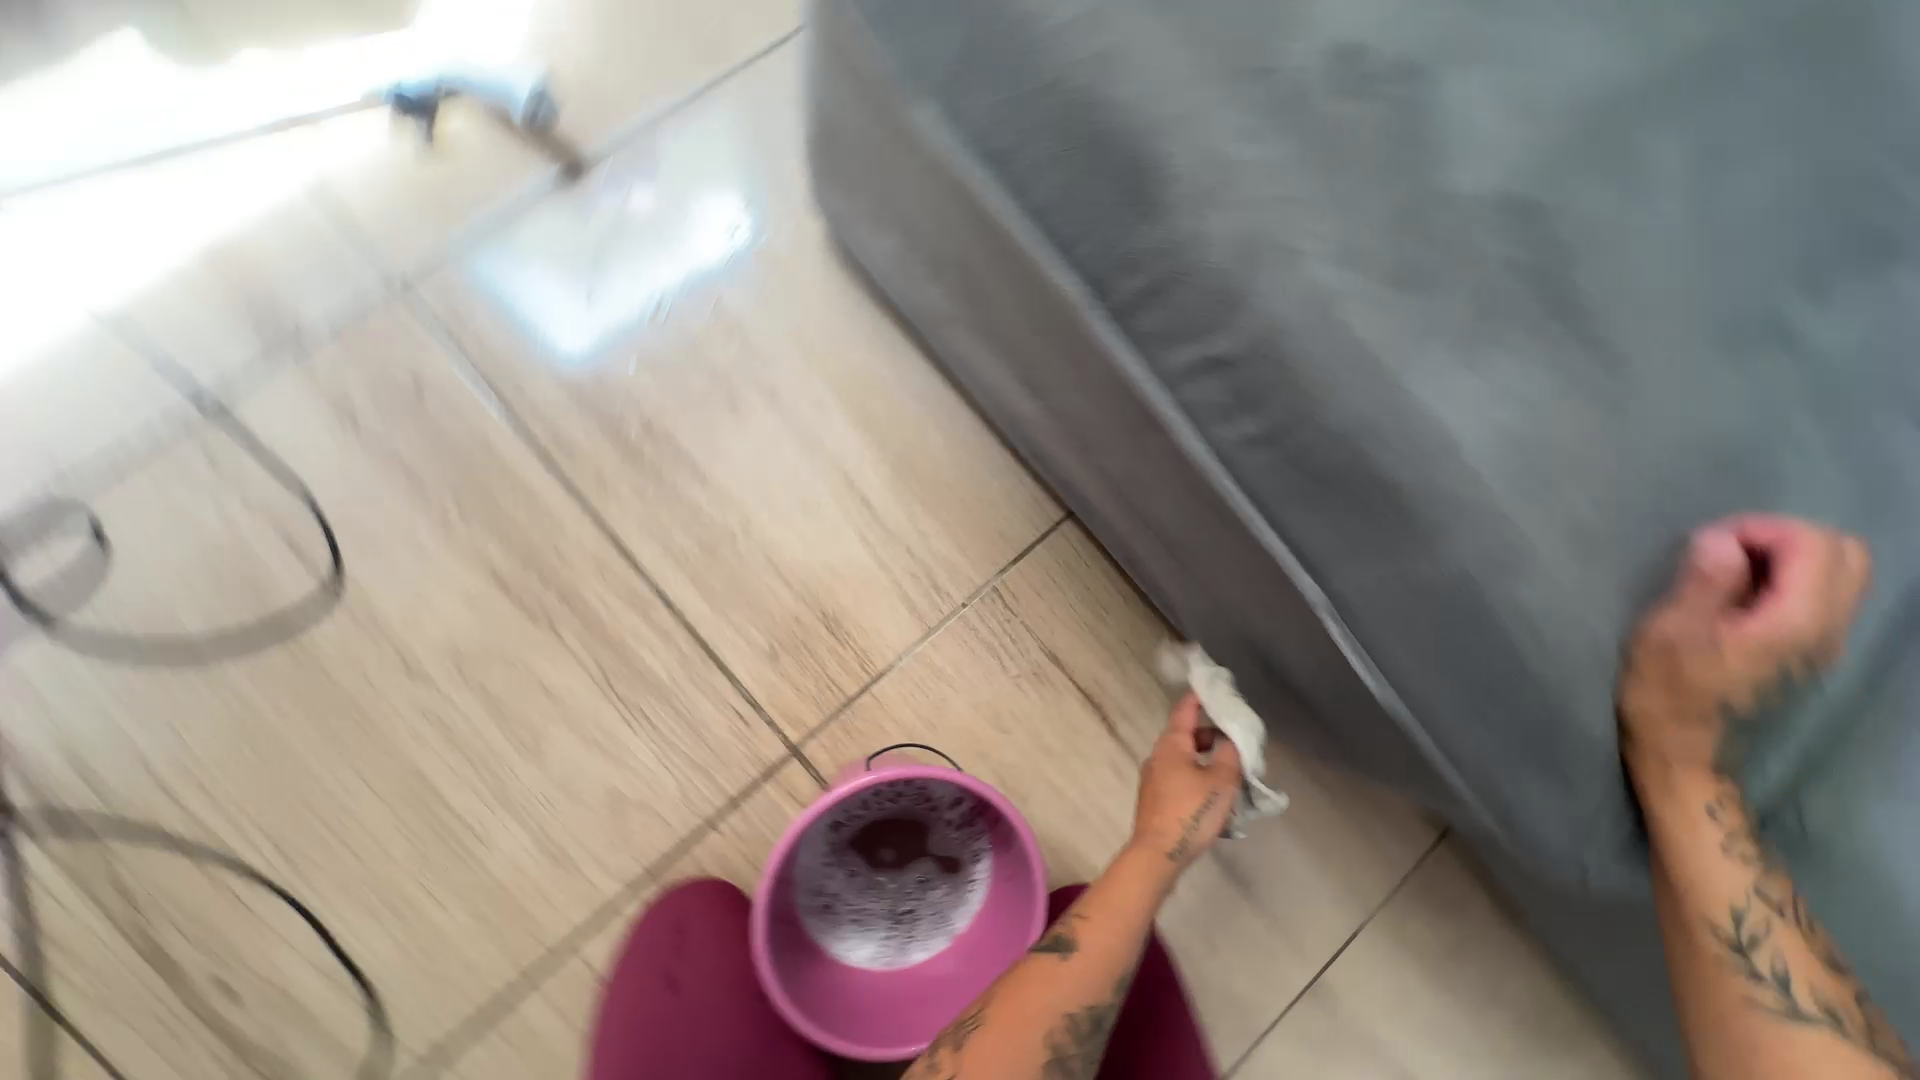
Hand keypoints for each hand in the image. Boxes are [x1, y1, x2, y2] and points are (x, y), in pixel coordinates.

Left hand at [1127, 694, 1242, 870]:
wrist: (1158, 853)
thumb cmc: (1190, 811)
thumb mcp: (1220, 781)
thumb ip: (1230, 755)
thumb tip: (1231, 740)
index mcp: (1171, 744)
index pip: (1185, 710)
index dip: (1200, 698)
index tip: (1215, 689)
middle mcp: (1158, 756)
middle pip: (1187, 736)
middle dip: (1212, 736)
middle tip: (1238, 743)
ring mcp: (1154, 778)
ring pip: (1185, 759)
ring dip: (1207, 760)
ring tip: (1233, 773)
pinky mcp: (1156, 798)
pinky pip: (1180, 778)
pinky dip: (1198, 778)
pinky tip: (1216, 797)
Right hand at [1617, 515, 1869, 779]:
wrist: (1685, 753)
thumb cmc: (1667, 692)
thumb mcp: (1669, 632)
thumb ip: (1704, 581)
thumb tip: (1721, 539)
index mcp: (1795, 621)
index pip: (1813, 544)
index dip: (1759, 528)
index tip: (1706, 544)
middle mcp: (1828, 629)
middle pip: (1846, 554)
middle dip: (1784, 537)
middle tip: (1724, 551)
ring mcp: (1824, 643)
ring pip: (1841, 574)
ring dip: (1787, 558)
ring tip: (1727, 573)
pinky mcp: (1808, 653)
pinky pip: (1824, 597)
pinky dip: (1788, 580)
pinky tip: (1738, 598)